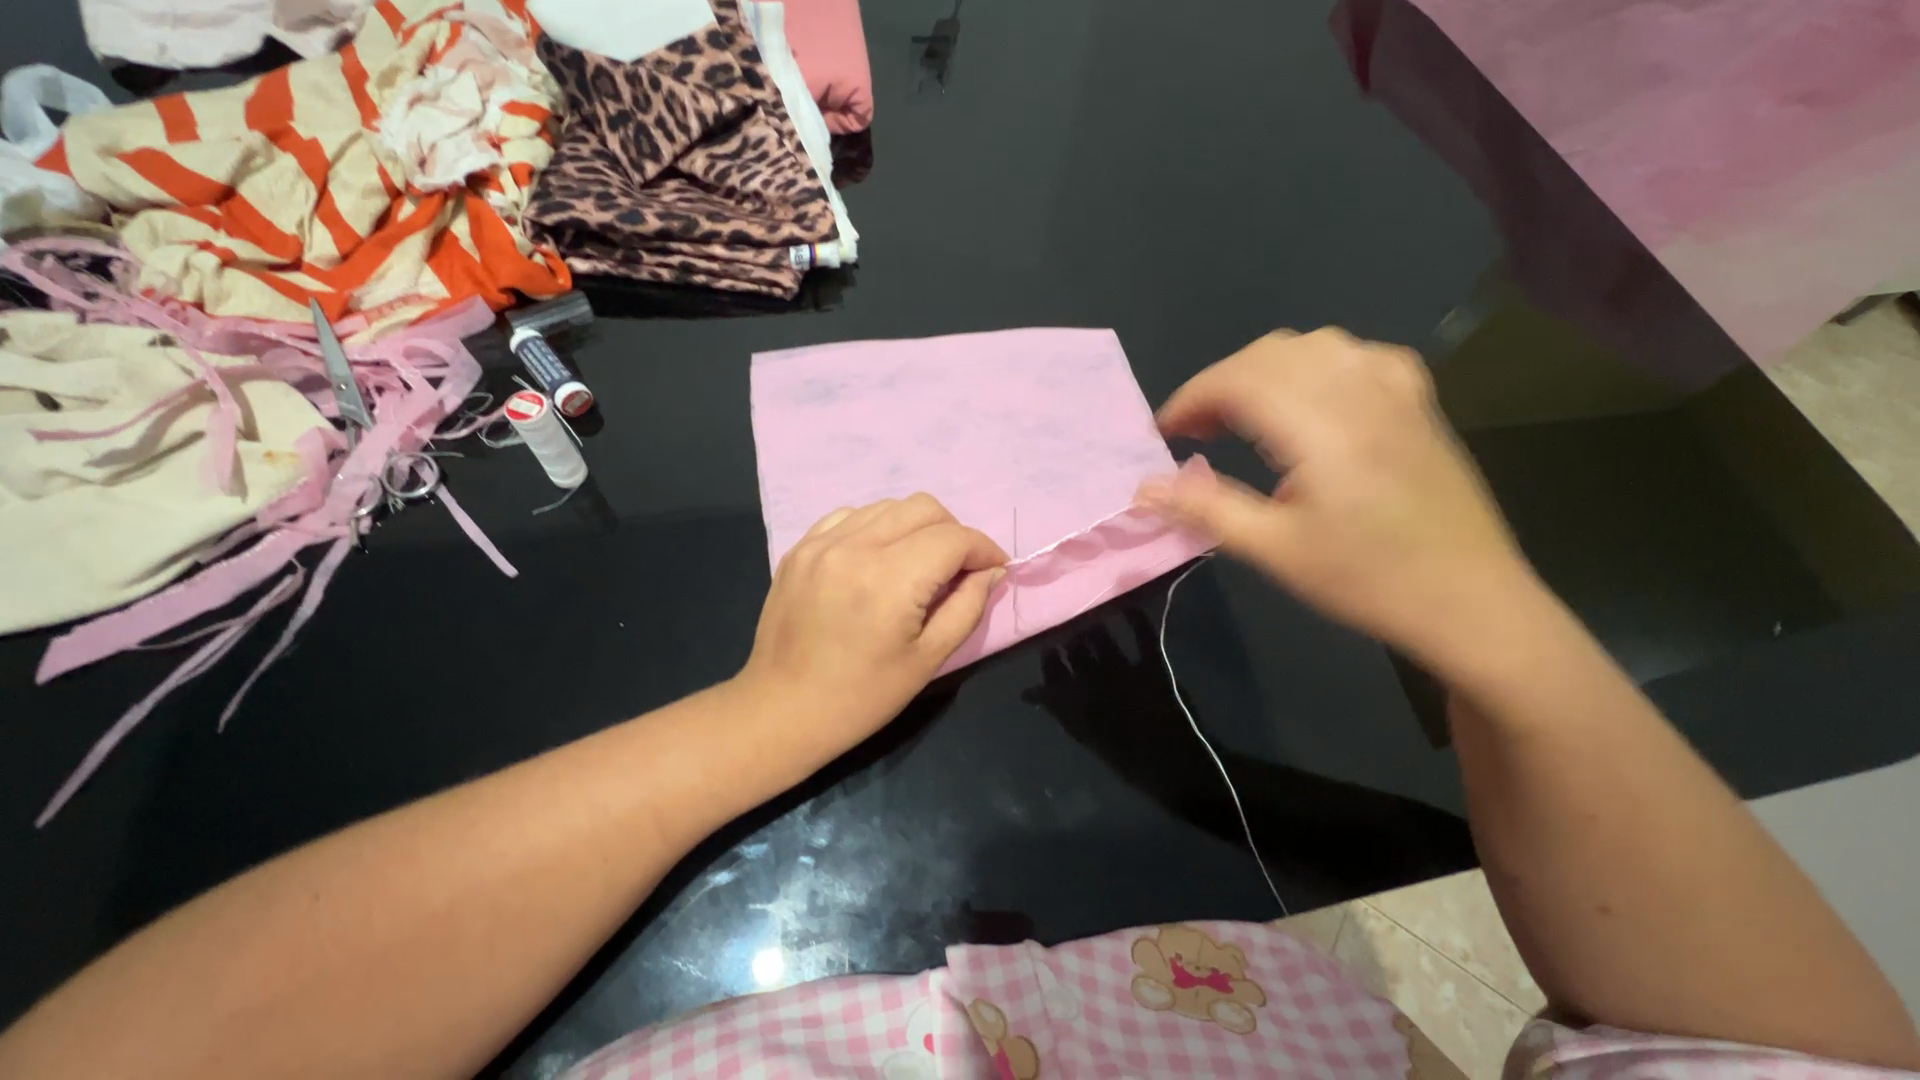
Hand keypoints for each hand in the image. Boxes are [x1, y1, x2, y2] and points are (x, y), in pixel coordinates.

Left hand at [734, 494, 1007, 760]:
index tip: (995, 568)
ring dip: (915, 527)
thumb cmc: (862, 697)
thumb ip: (967, 607)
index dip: (983, 549)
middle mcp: (855, 547)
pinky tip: (877, 560)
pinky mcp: (799, 549)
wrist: (784, 710)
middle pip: (923, 508)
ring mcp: (821, 543)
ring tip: (918, 565)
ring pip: (887, 506)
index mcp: (890, 579)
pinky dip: (876, 528)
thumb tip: (991, 571)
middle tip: (958, 569)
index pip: (954, 539)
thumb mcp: (929, 659)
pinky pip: (850, 516)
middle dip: (953, 533)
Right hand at [1138, 328, 1540, 667]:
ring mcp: (1395, 391)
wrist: (1471, 600)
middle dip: (1220, 385)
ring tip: (1245, 417)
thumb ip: (1206, 510)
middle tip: (1196, 434)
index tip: (1162, 434)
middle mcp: (1358, 390)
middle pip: (1269, 355)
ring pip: (1313, 346)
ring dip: (1264, 371)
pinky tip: (1313, 402)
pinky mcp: (1418, 403)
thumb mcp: (1276, 551)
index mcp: (1321, 425)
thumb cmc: (1367, 580)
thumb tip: (1142, 488)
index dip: (1190, 399)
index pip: (1237, 380)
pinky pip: (1357, 356)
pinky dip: (1317, 367)